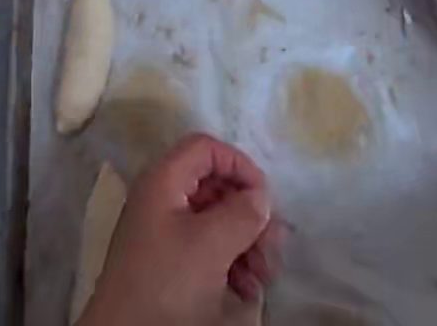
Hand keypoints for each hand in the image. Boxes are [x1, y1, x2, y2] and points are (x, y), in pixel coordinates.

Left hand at [79, 133, 279, 325]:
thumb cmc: (167, 283)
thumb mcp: (209, 246)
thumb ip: (240, 214)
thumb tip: (260, 195)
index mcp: (163, 178)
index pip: (205, 148)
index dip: (238, 164)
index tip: (266, 198)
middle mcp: (162, 196)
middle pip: (214, 184)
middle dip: (247, 213)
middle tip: (273, 246)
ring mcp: (164, 229)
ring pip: (215, 218)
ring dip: (245, 242)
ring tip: (264, 275)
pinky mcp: (169, 261)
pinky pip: (207, 245)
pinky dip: (231, 260)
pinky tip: (247, 289)